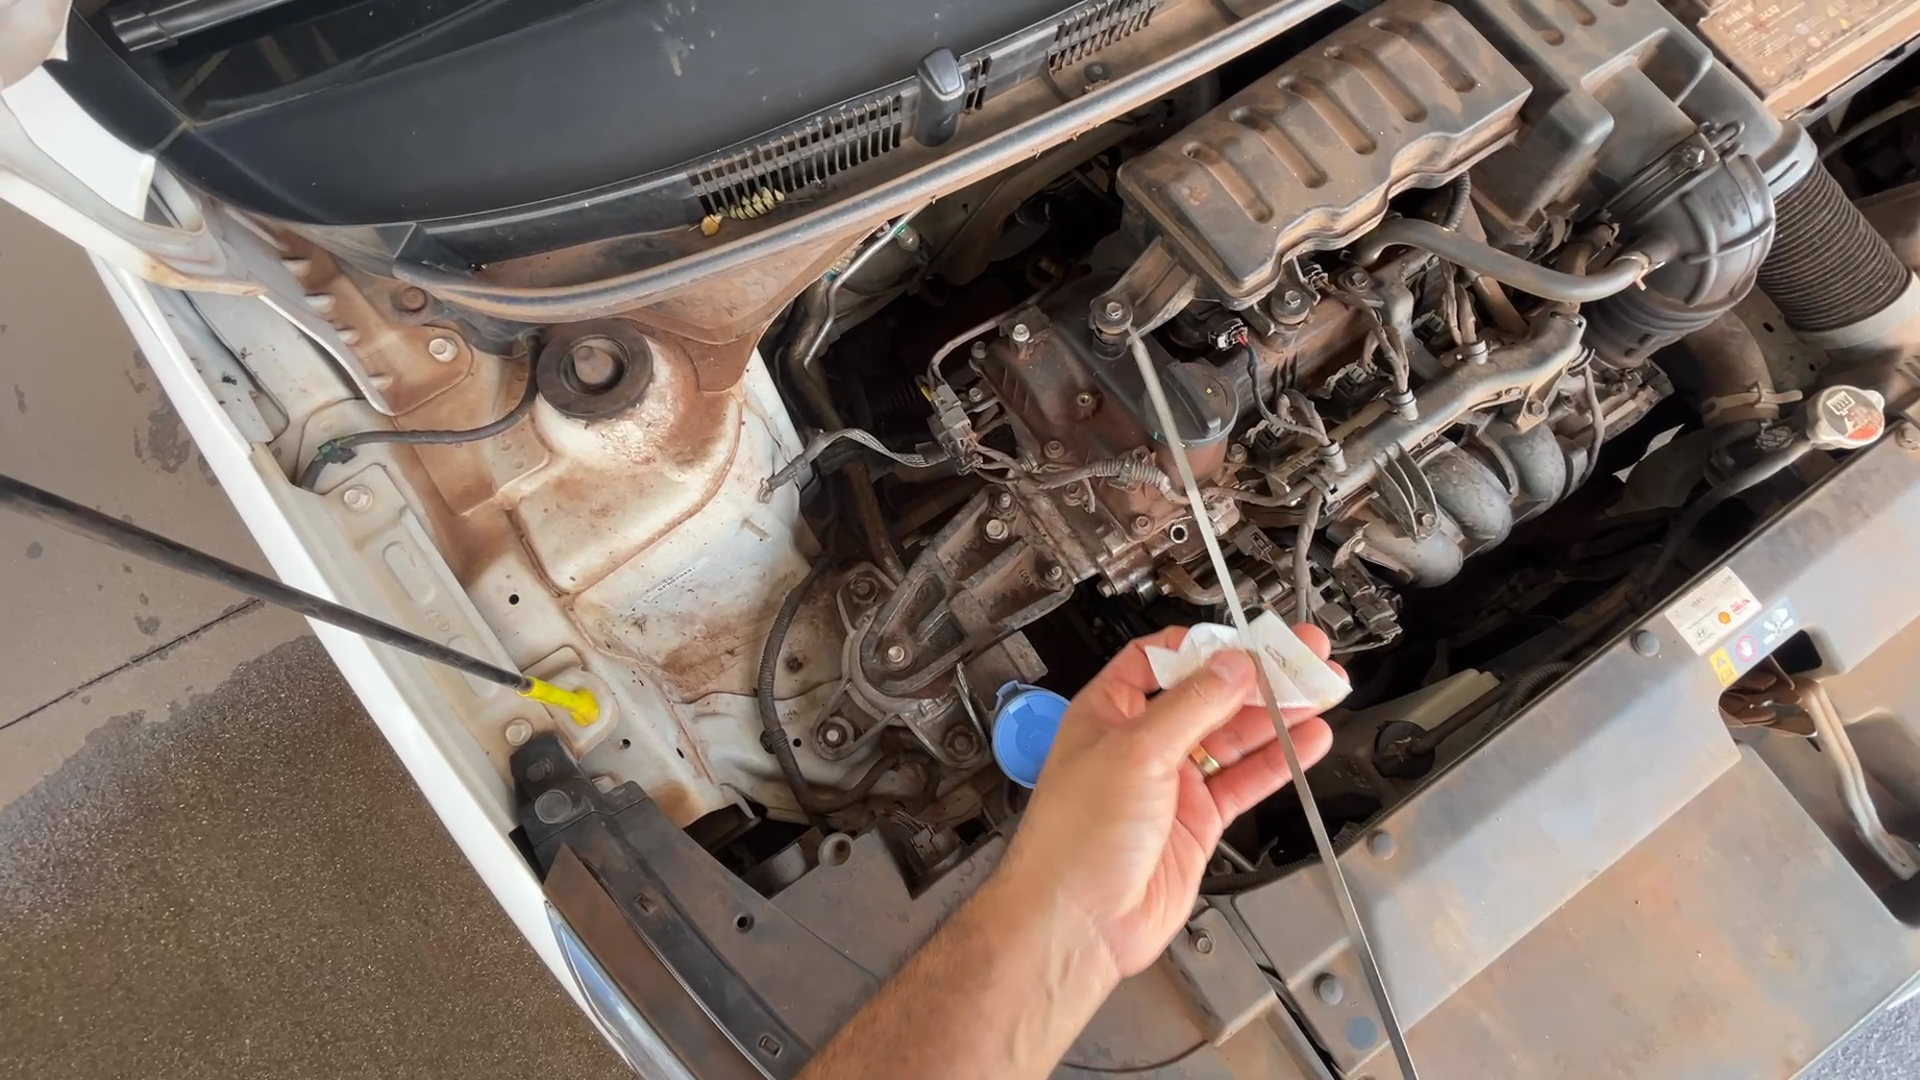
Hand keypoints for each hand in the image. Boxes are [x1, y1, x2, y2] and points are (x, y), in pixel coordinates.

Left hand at [999, 625, 1338, 978]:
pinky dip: (1277, 762)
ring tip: (1321, 691)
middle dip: (1256, 677)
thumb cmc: (1075, 834)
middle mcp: (1141, 740)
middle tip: (1303, 658)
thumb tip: (1230, 665)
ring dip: (1276, 715)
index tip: (1248, 639)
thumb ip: (1190, 706)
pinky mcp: (1197, 819)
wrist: (1080, 919)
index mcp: (1109, 710)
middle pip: (1207, 695)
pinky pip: (1243, 781)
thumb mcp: (1134, 752)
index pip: (1161, 659)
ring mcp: (1171, 780)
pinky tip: (1307, 741)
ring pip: (1232, 736)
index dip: (1205, 646)